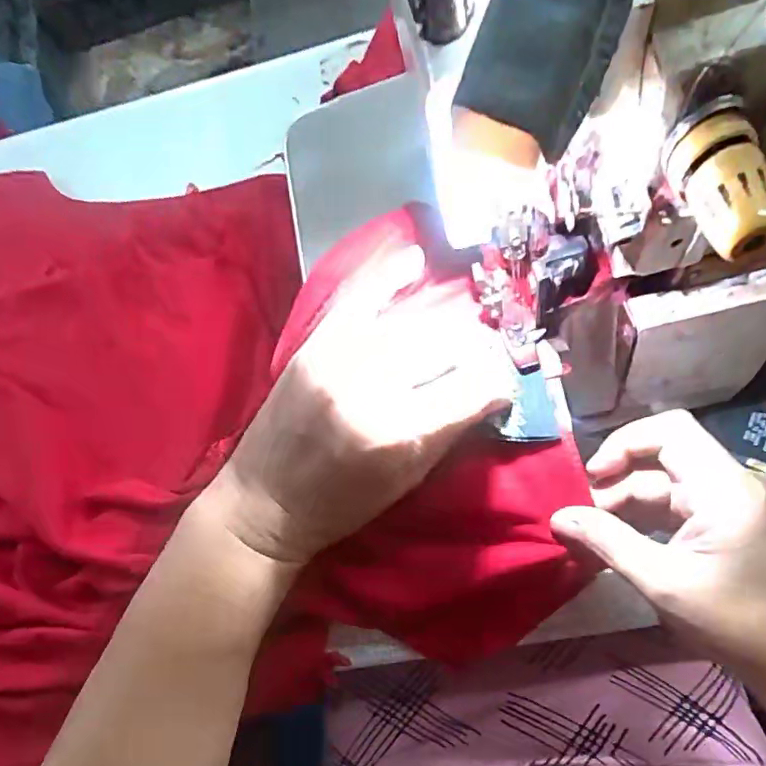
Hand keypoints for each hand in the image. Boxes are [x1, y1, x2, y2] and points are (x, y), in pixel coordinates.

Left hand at [214, 245, 513, 564]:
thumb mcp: (406, 481)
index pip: (475, 386)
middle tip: (480, 364)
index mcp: (399, 433)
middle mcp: (372, 386)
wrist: (264, 501)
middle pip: (451, 343)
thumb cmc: (341, 506)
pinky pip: (360, 293)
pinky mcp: (314, 343)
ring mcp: (339, 357)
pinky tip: (415, 259)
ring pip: (415, 318)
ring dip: (446, 324)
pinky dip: (390, 274)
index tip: (501, 389)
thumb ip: (449, 432)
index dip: (498, 384)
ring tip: (456, 334)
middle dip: (477, 353)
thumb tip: (487, 392)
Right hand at [549, 410, 765, 686]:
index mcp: (725, 488)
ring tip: (590, 536)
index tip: (590, 478)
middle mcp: (734, 483)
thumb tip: (559, 517)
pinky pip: (680, 507)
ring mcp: (735, 503)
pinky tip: (618, 544)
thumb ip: (607, 542)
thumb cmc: (732, 621)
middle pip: (663, 459)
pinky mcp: (731, 523)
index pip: (670, 431)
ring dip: (626, 506)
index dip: (622, 444)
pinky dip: (646, 521)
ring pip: (667, 485)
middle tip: (580, 520)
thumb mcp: (662, 581)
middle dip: (616, 484)